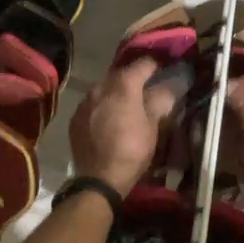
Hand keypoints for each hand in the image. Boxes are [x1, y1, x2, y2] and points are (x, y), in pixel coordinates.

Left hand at [70, 58, 176, 192]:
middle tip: (146, 88)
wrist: (99, 178)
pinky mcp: (75, 117)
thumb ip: (159, 101)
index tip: (163, 67)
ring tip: (126, 104)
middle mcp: (100, 86)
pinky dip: (102, 106)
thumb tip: (168, 86)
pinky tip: (108, 119)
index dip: (155, 64)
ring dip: (115, 92)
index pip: (142, 64)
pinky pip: (92, 104)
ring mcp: (84, 101)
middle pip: (120, 75)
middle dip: (133, 78)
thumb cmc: (132, 150)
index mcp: (123, 85)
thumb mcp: (152, 126)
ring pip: (103, 88)